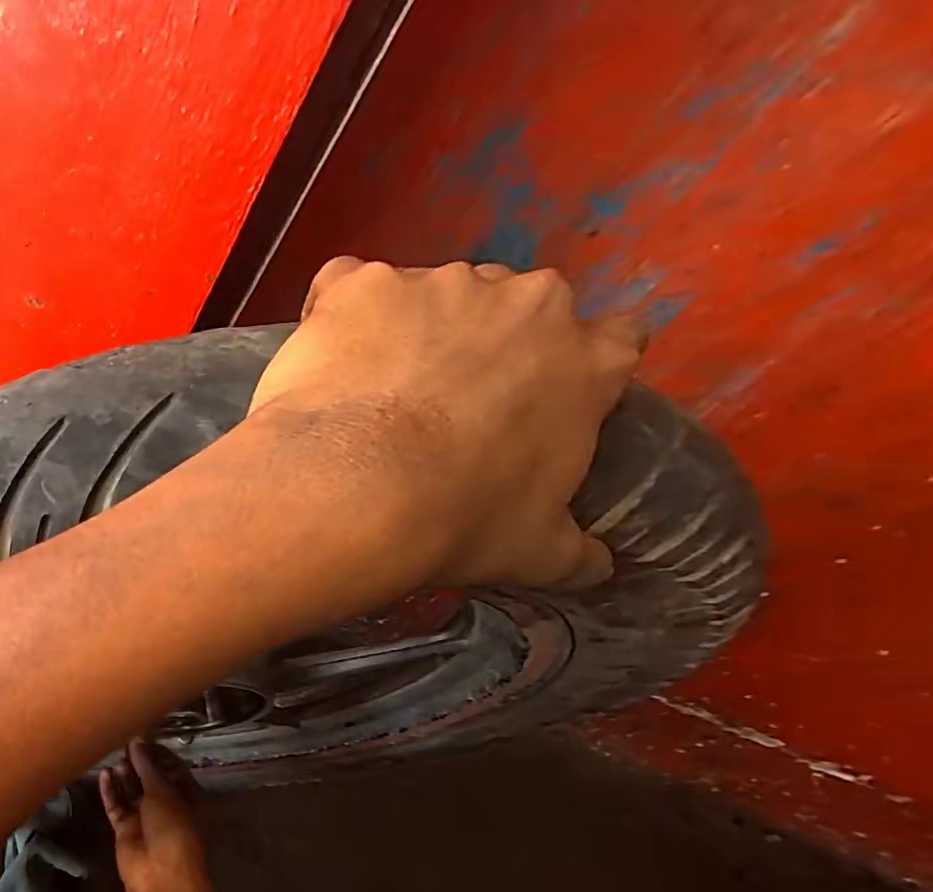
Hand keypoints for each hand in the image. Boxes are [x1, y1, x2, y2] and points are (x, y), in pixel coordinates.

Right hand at [100, 740, 208, 891]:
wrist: (159, 876)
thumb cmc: (172, 828)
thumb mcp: (162, 792)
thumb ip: (147, 765)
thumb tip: (137, 740)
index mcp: (185, 798)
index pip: (171, 770)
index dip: (157, 754)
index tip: (142, 735)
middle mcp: (165, 808)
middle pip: (149, 780)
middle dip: (137, 763)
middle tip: (122, 741)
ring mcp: (144, 819)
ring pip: (131, 792)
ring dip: (123, 775)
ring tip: (112, 754)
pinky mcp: (125, 830)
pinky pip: (116, 805)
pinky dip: (110, 791)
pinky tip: (104, 774)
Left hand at [246, 258, 642, 590]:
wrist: (353, 490)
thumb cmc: (454, 522)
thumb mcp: (531, 551)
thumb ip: (573, 551)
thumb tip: (597, 566)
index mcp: (583, 359)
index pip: (610, 340)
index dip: (570, 366)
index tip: (530, 397)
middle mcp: (520, 302)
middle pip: (510, 309)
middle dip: (479, 345)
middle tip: (432, 401)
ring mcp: (436, 283)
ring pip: (428, 295)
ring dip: (404, 328)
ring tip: (364, 389)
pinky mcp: (360, 286)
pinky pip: (347, 284)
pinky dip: (336, 310)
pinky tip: (321, 354)